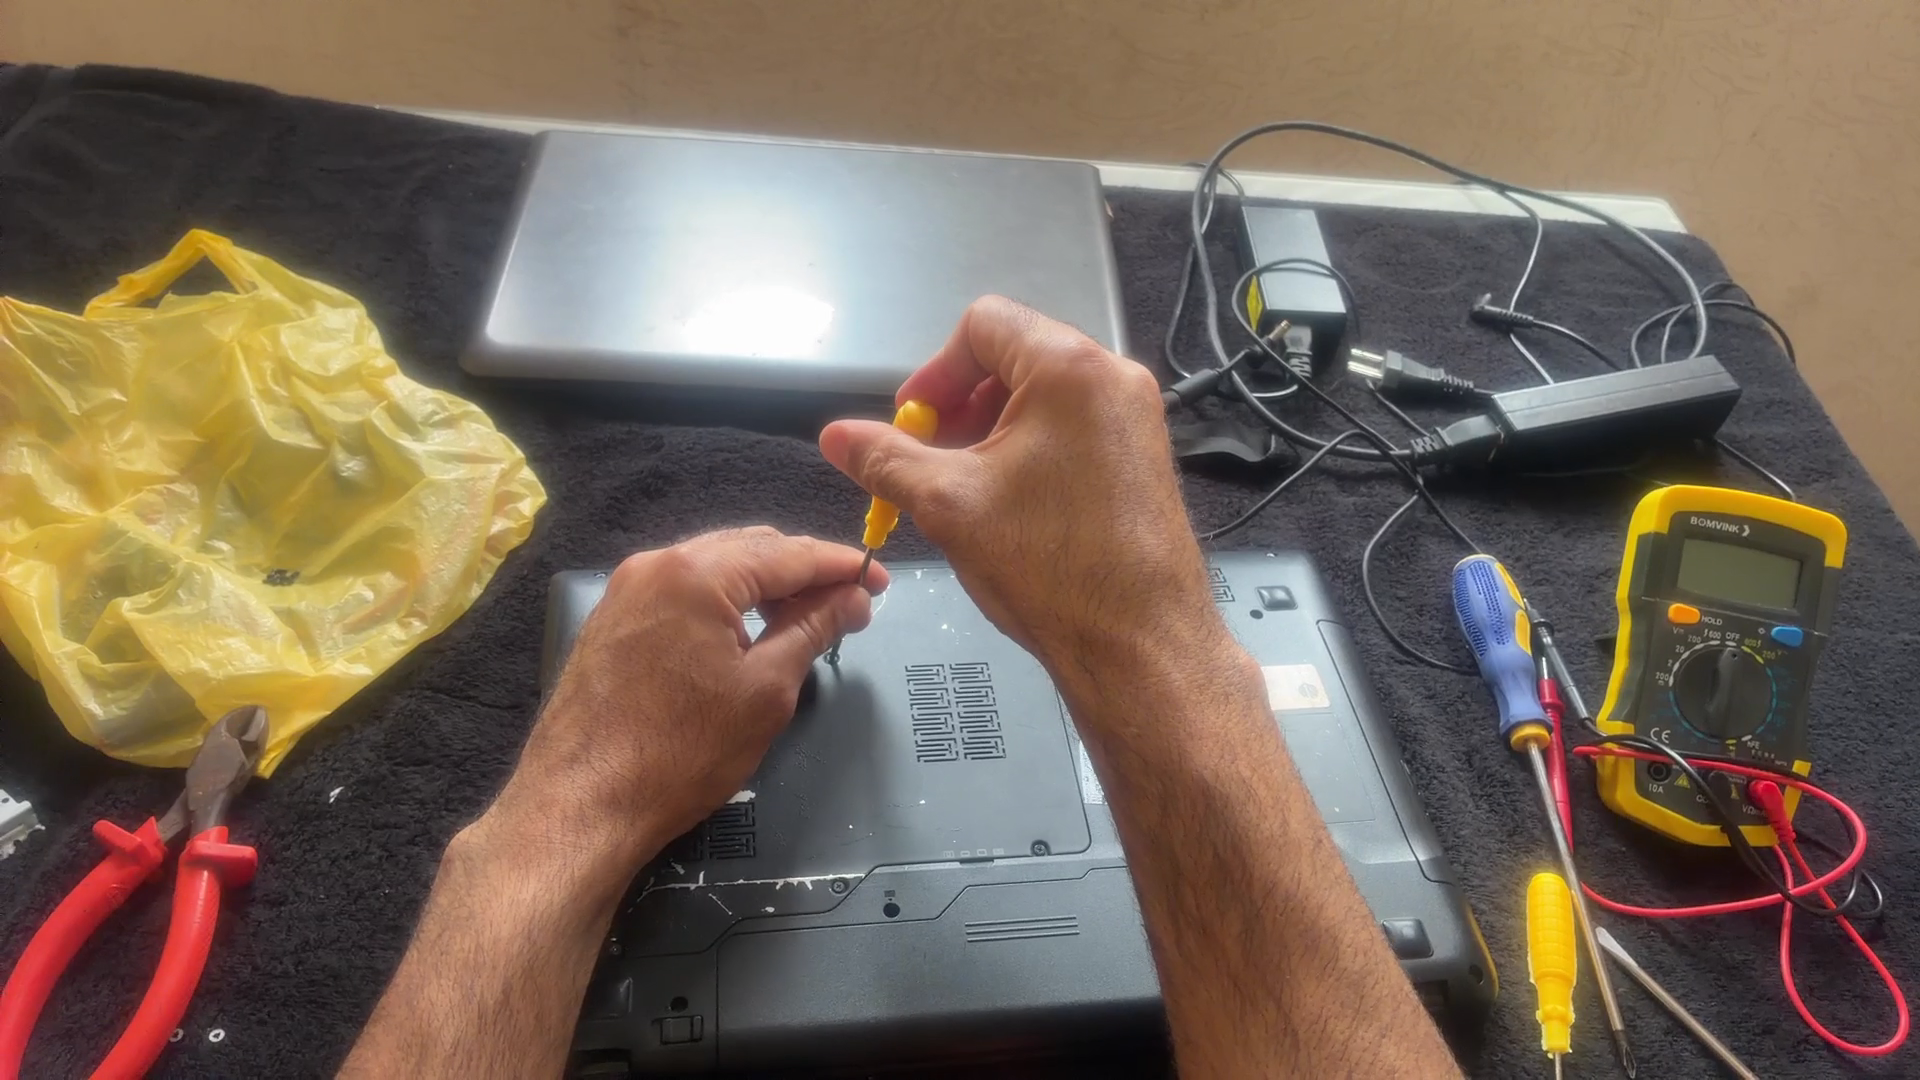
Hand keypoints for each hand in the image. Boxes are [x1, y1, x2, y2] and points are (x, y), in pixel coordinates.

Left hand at [486, 527, 888, 877]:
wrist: (578, 809)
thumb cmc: (682, 751)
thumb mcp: (766, 689)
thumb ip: (813, 627)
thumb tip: (855, 596)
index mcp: (696, 572)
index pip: (789, 554)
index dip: (842, 565)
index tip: (880, 581)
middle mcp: (657, 564)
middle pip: (752, 550)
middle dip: (805, 572)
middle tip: (849, 604)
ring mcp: (629, 589)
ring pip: (718, 566)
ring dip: (768, 585)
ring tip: (806, 617)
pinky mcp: (615, 618)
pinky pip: (688, 590)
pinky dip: (729, 600)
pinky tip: (750, 628)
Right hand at [819, 296, 1225, 687]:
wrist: (1140, 645)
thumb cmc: (1050, 568)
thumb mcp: (948, 505)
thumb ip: (885, 459)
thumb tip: (835, 436)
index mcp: (1070, 368)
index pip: (983, 325)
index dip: (934, 372)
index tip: (912, 423)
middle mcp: (1113, 379)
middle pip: (1014, 358)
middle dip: (960, 405)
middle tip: (931, 459)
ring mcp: (1135, 419)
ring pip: (1043, 397)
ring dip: (990, 431)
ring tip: (965, 488)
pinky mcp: (1141, 457)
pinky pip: (1072, 428)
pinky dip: (1028, 450)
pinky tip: (1008, 502)